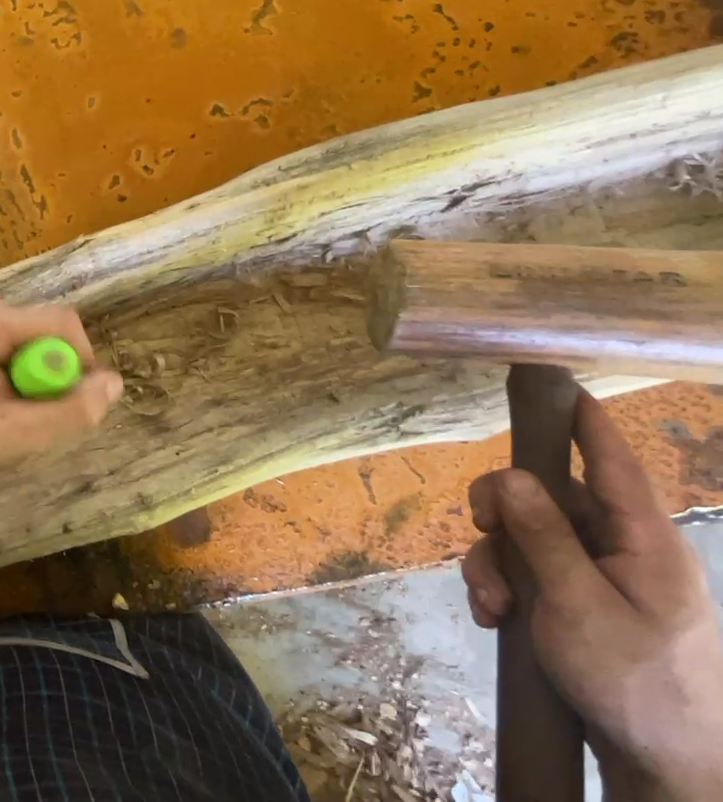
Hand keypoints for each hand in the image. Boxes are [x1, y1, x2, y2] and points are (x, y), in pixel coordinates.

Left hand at [0, 296, 123, 493]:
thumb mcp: (24, 434)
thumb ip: (73, 410)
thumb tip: (114, 382)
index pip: (61, 323)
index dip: (79, 362)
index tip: (69, 400)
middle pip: (55, 329)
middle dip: (60, 371)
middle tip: (38, 409)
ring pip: (47, 338)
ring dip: (47, 375)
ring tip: (20, 405)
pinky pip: (34, 343)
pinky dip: (34, 372)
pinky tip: (11, 396)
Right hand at [461, 391, 722, 800]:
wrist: (664, 762)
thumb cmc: (635, 679)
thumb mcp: (579, 605)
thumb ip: (544, 537)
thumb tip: (511, 474)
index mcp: (644, 543)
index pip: (614, 466)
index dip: (587, 425)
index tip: (561, 385)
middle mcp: (620, 551)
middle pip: (545, 498)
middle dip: (501, 514)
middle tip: (482, 531)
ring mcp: (596, 578)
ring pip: (522, 537)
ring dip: (492, 563)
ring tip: (491, 605)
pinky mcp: (573, 603)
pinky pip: (521, 572)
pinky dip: (499, 588)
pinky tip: (495, 617)